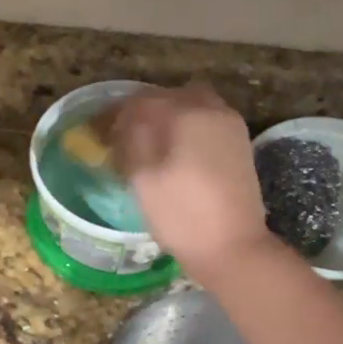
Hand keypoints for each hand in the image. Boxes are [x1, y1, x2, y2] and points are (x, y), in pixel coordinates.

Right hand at [107, 85, 273, 281]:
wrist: (233, 247)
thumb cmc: (181, 215)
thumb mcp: (142, 179)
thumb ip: (131, 140)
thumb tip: (124, 123)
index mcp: (185, 113)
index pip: (141, 100)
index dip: (117, 115)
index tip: (102, 135)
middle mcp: (212, 109)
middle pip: (169, 96)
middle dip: (146, 112)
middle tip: (127, 138)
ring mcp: (230, 126)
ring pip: (192, 106)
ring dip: (170, 119)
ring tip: (152, 147)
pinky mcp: (240, 144)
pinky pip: (208, 122)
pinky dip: (189, 129)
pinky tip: (178, 156)